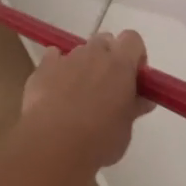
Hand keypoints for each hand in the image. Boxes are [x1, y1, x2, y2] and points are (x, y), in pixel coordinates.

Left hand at [16, 30, 151, 169]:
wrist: (52, 144)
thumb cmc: (97, 140)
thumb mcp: (125, 130)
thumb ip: (133, 108)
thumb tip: (143, 100)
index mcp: (120, 64)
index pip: (132, 40)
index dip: (135, 56)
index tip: (133, 79)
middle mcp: (94, 53)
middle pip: (105, 41)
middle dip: (108, 58)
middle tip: (108, 88)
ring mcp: (66, 58)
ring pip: (80, 51)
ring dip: (84, 66)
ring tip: (78, 96)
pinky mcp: (43, 68)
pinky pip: (53, 57)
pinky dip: (57, 68)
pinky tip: (56, 91)